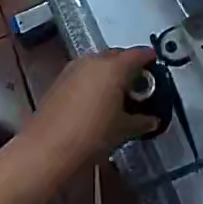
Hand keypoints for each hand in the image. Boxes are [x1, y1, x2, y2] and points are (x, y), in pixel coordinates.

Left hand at [25, 47, 159, 166]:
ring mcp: (74, 68)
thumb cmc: (92, 136)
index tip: (155, 63)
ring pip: (98, 62)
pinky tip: (95, 98)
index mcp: (114, 67)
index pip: (138, 54)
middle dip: (128, 64)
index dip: (149, 57)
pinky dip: (93, 78)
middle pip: (117, 55)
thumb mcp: (123, 130)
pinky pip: (84, 72)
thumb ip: (141, 121)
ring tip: (117, 91)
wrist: (47, 149)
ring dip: (109, 71)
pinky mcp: (60, 79)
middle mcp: (94, 60)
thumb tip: (152, 120)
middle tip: (138, 81)